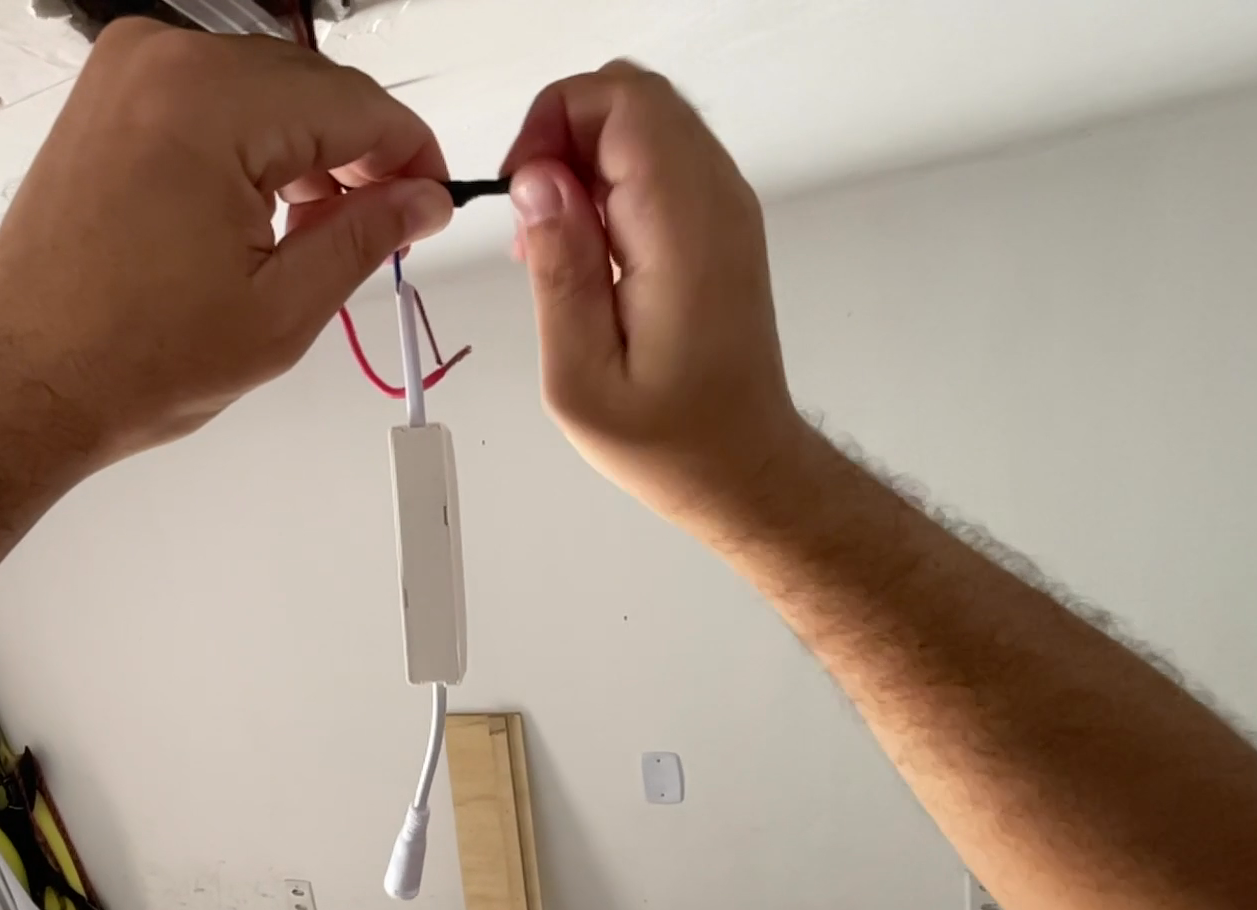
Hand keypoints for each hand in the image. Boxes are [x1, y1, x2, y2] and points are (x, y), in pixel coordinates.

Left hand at [0, 18, 452, 460]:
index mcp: (212, 106)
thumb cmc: (133, 359)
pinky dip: (253, 149)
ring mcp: (126, 76)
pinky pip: (211, 105)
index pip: (355, 105)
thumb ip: (363, 239)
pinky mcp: (107, 104)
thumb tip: (421, 202)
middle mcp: (163, 63)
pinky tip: (266, 209)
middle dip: (360, 157)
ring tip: (324, 233)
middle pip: (310, 89)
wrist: (27, 381)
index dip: (409, 155)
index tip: (431, 199)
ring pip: (262, 94)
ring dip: (307, 155)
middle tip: (387, 226)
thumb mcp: (282, 311)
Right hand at [501, 61, 801, 523]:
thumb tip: (537, 180)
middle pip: (634, 98)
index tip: (519, 199)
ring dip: (580, 167)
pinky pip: (655, 164)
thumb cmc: (659, 439)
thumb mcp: (579, 376)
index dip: (553, 124)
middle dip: (561, 140)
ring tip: (549, 249)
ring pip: (643, 125)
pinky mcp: (717, 226)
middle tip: (530, 229)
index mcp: (682, 233)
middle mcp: (716, 200)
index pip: (623, 103)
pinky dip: (605, 187)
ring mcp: (724, 209)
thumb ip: (558, 270)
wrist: (737, 463)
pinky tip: (583, 253)